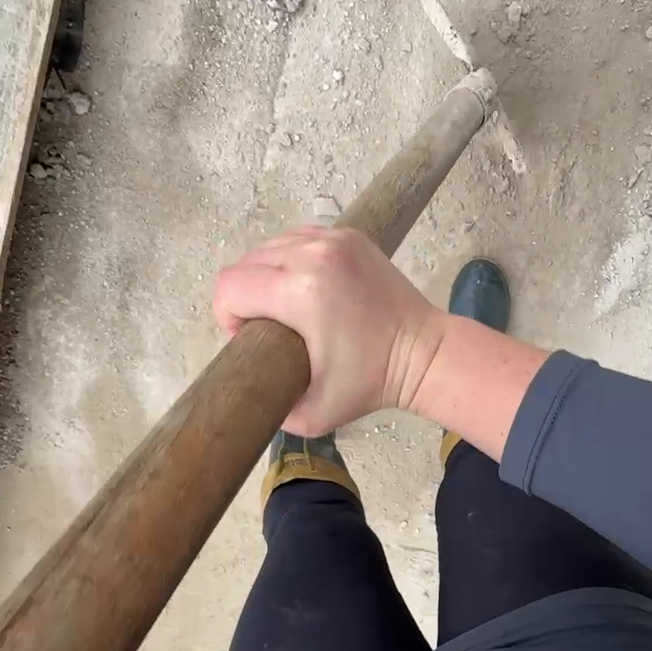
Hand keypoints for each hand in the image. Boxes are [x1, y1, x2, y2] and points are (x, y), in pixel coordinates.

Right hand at [212, 227, 445, 435]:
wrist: (423, 354)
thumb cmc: (371, 384)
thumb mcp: (313, 415)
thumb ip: (268, 405)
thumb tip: (247, 386)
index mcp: (301, 292)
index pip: (231, 287)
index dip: (228, 317)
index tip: (248, 339)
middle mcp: (314, 255)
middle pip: (246, 263)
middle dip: (246, 297)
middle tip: (268, 328)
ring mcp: (334, 239)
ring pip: (270, 246)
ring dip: (267, 276)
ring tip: (287, 308)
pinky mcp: (350, 236)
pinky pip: (299, 239)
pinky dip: (292, 260)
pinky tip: (305, 288)